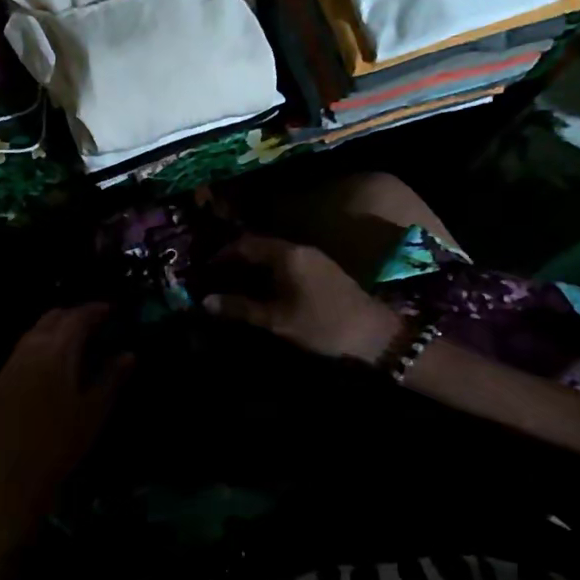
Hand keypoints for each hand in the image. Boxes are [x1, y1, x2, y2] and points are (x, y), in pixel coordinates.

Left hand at [0, 304, 131, 553]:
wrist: (11, 475)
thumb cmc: (60, 443)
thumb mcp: (94, 411)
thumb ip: (112, 378)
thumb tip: (128, 354)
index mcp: (56, 351)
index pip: (76, 318)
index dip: (94, 310)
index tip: (109, 309)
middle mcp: (29, 349)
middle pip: (52, 318)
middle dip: (74, 315)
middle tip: (95, 324)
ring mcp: (11, 364)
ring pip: (34, 332)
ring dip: (55, 328)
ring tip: (75, 342)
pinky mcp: (0, 380)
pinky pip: (22, 349)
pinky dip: (40, 344)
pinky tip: (51, 364)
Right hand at [203, 234, 403, 361]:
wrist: (375, 335)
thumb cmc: (322, 324)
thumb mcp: (276, 319)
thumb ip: (239, 308)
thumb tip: (204, 301)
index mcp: (287, 254)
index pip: (245, 244)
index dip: (221, 255)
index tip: (205, 269)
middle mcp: (299, 249)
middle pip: (258, 247)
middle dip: (235, 261)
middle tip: (215, 278)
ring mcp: (313, 258)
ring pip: (273, 256)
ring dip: (251, 268)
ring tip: (233, 286)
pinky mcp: (322, 270)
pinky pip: (286, 264)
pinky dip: (267, 273)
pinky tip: (260, 291)